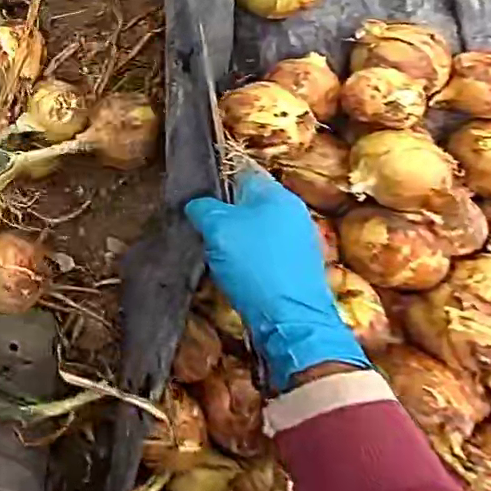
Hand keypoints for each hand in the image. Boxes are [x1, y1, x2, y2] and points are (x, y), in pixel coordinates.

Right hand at [184, 166, 366, 390]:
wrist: (292, 322)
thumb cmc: (254, 264)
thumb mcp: (216, 228)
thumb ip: (202, 207)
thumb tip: (197, 204)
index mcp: (275, 193)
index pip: (239, 168)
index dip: (213, 173)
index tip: (191, 187)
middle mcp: (292, 210)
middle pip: (248, 198)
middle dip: (222, 208)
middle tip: (198, 220)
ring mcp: (299, 239)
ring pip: (256, 225)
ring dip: (234, 233)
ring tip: (211, 246)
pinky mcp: (299, 266)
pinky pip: (266, 249)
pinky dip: (248, 254)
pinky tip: (233, 268)